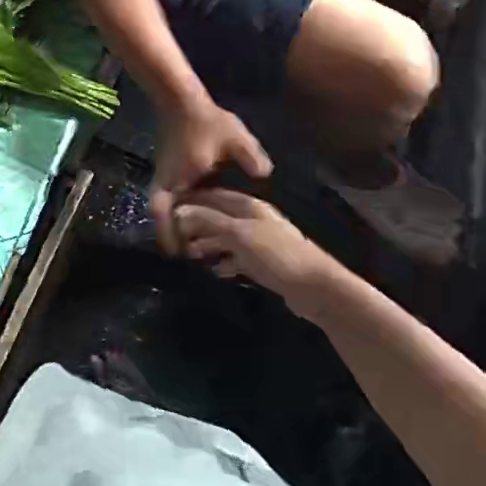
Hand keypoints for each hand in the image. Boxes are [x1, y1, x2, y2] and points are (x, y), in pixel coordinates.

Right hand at [149, 102, 270, 255]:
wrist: (181, 99)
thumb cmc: (206, 120)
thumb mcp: (236, 138)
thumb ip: (252, 159)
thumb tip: (265, 177)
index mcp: (181, 178)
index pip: (166, 211)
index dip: (169, 233)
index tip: (176, 252)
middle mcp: (168, 178)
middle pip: (159, 212)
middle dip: (167, 233)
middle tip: (181, 253)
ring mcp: (165, 172)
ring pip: (162, 204)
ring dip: (170, 220)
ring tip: (187, 238)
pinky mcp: (168, 167)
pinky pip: (167, 194)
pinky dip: (175, 207)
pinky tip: (192, 212)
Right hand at [172, 188, 343, 310]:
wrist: (318, 288)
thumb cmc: (277, 255)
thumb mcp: (239, 234)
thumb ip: (208, 220)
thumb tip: (178, 211)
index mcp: (247, 206)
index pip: (211, 196)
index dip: (188, 202)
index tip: (167, 213)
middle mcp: (252, 219)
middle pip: (216, 217)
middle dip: (194, 226)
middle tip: (174, 239)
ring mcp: (259, 241)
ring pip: (225, 238)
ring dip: (207, 245)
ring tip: (190, 256)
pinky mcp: (264, 263)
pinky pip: (236, 258)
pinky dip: (223, 262)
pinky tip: (214, 271)